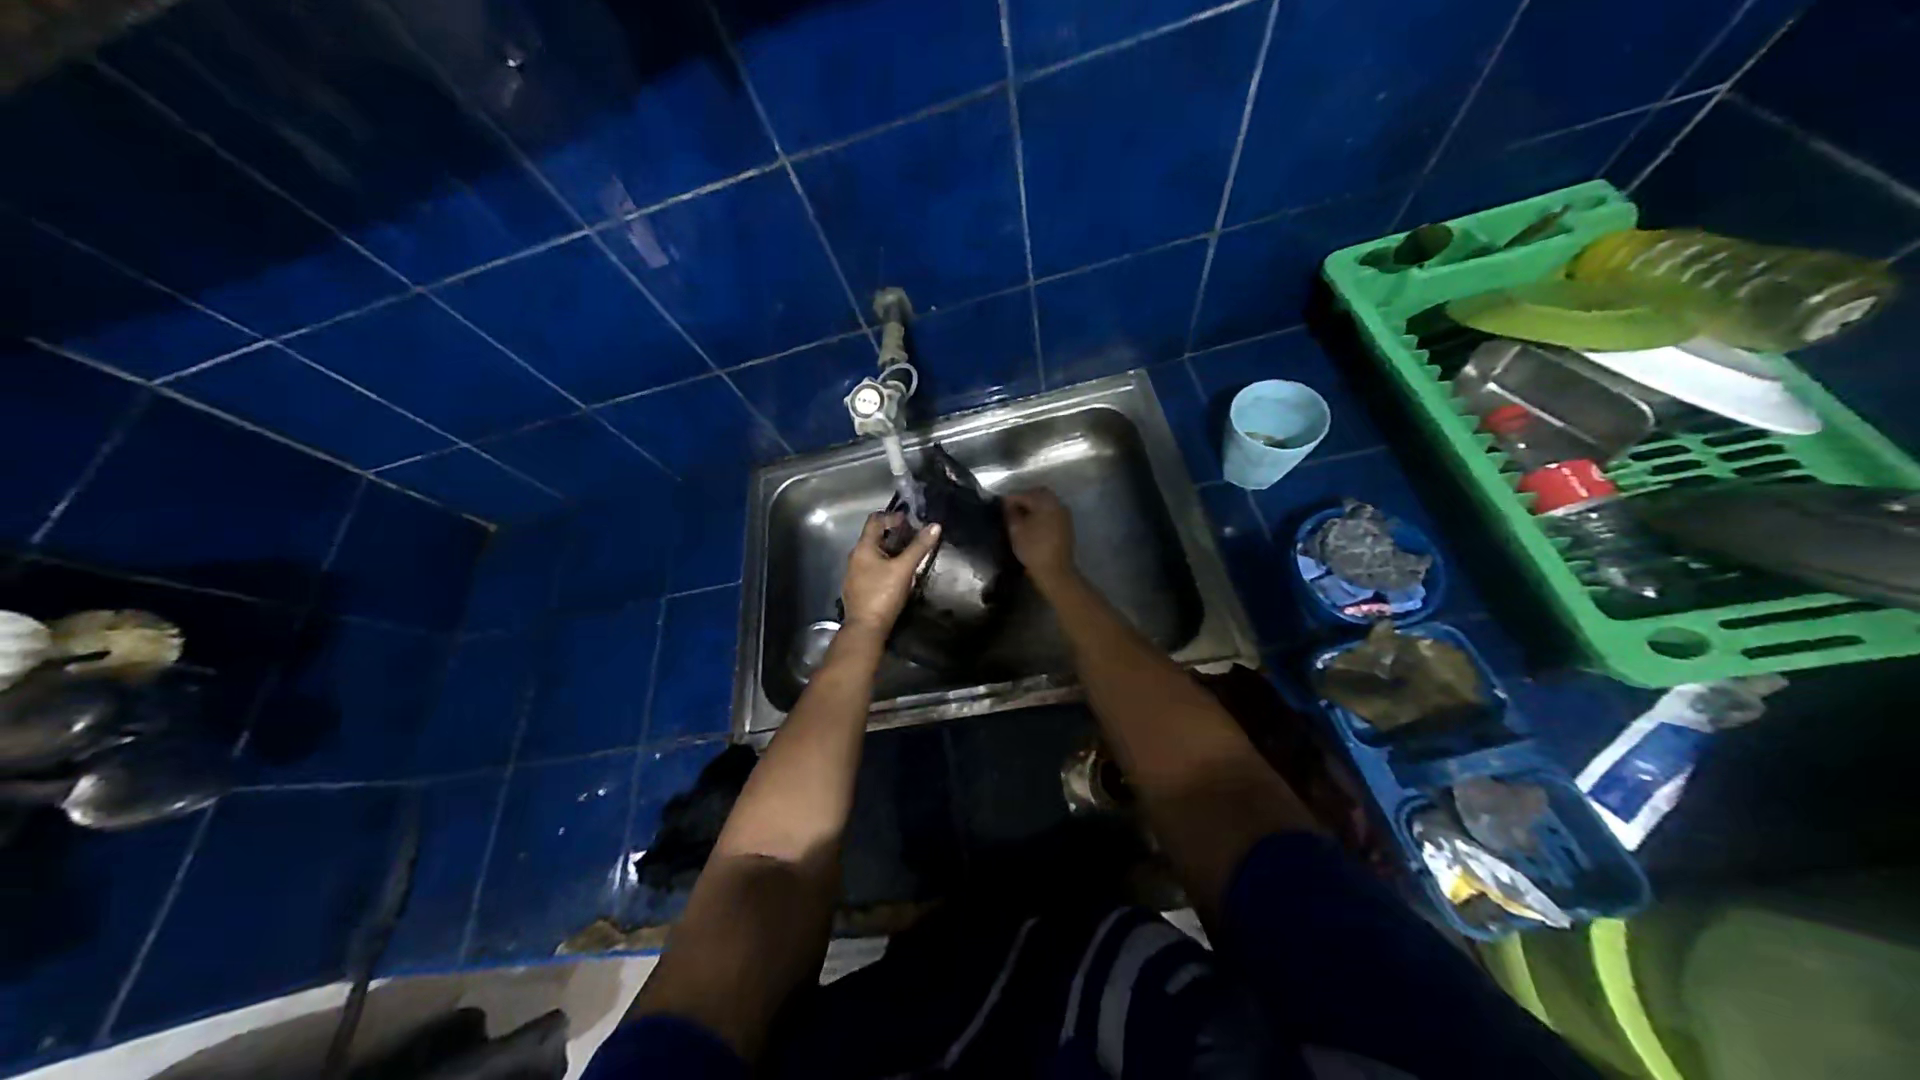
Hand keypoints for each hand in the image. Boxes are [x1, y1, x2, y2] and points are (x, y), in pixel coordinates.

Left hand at [841, 512, 940, 633]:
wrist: (866, 628)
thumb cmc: (883, 595)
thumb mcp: (904, 569)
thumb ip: (919, 547)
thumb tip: (935, 526)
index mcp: (863, 548)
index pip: (874, 520)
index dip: (892, 516)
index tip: (910, 521)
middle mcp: (855, 557)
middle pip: (874, 537)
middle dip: (894, 534)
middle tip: (914, 537)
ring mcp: (855, 573)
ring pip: (874, 554)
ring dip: (891, 550)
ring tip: (910, 555)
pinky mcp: (858, 587)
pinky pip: (872, 568)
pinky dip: (886, 564)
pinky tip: (898, 573)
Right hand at [1002, 489, 1076, 585]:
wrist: (1055, 571)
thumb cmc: (1033, 548)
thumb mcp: (1016, 530)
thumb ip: (1010, 512)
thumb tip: (1007, 503)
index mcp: (1045, 502)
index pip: (1024, 494)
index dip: (1011, 498)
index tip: (1000, 505)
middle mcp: (1058, 503)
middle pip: (1038, 494)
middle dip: (1024, 499)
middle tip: (1011, 509)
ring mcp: (1064, 514)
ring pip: (1046, 503)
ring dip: (1033, 506)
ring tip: (1020, 517)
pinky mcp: (1066, 525)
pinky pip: (1051, 512)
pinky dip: (1041, 514)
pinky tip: (1032, 524)